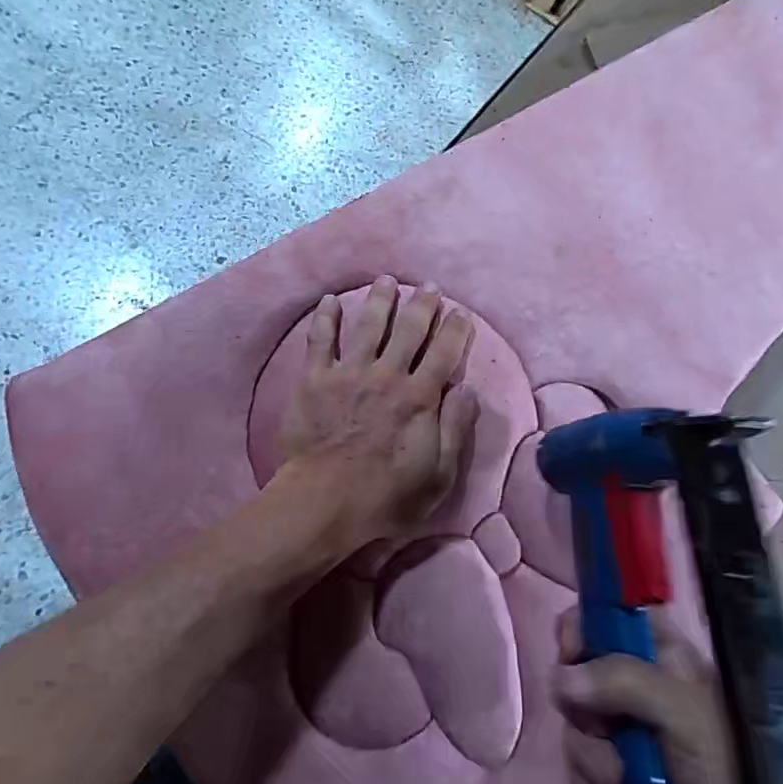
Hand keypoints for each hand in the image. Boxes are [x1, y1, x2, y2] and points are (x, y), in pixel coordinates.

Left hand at [277, 275, 479, 547]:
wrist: (323, 502)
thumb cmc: (387, 495)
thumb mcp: (439, 475)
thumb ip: (456, 429)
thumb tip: (467, 390)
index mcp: (419, 398)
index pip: (444, 353)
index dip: (455, 330)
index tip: (461, 312)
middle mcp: (386, 375)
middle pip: (408, 330)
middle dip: (422, 305)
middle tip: (429, 286)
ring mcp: (348, 374)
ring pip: (367, 326)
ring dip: (379, 300)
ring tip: (386, 280)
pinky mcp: (314, 380)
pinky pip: (320, 340)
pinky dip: (325, 318)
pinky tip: (329, 300)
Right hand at [553, 607, 745, 783]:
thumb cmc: (726, 761)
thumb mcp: (681, 712)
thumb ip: (623, 681)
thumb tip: (560, 676)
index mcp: (655, 650)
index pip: (601, 616)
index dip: (579, 630)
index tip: (571, 657)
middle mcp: (634, 681)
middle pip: (577, 674)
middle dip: (581, 714)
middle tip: (603, 736)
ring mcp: (625, 727)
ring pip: (576, 725)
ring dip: (588, 761)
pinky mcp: (619, 769)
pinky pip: (582, 767)